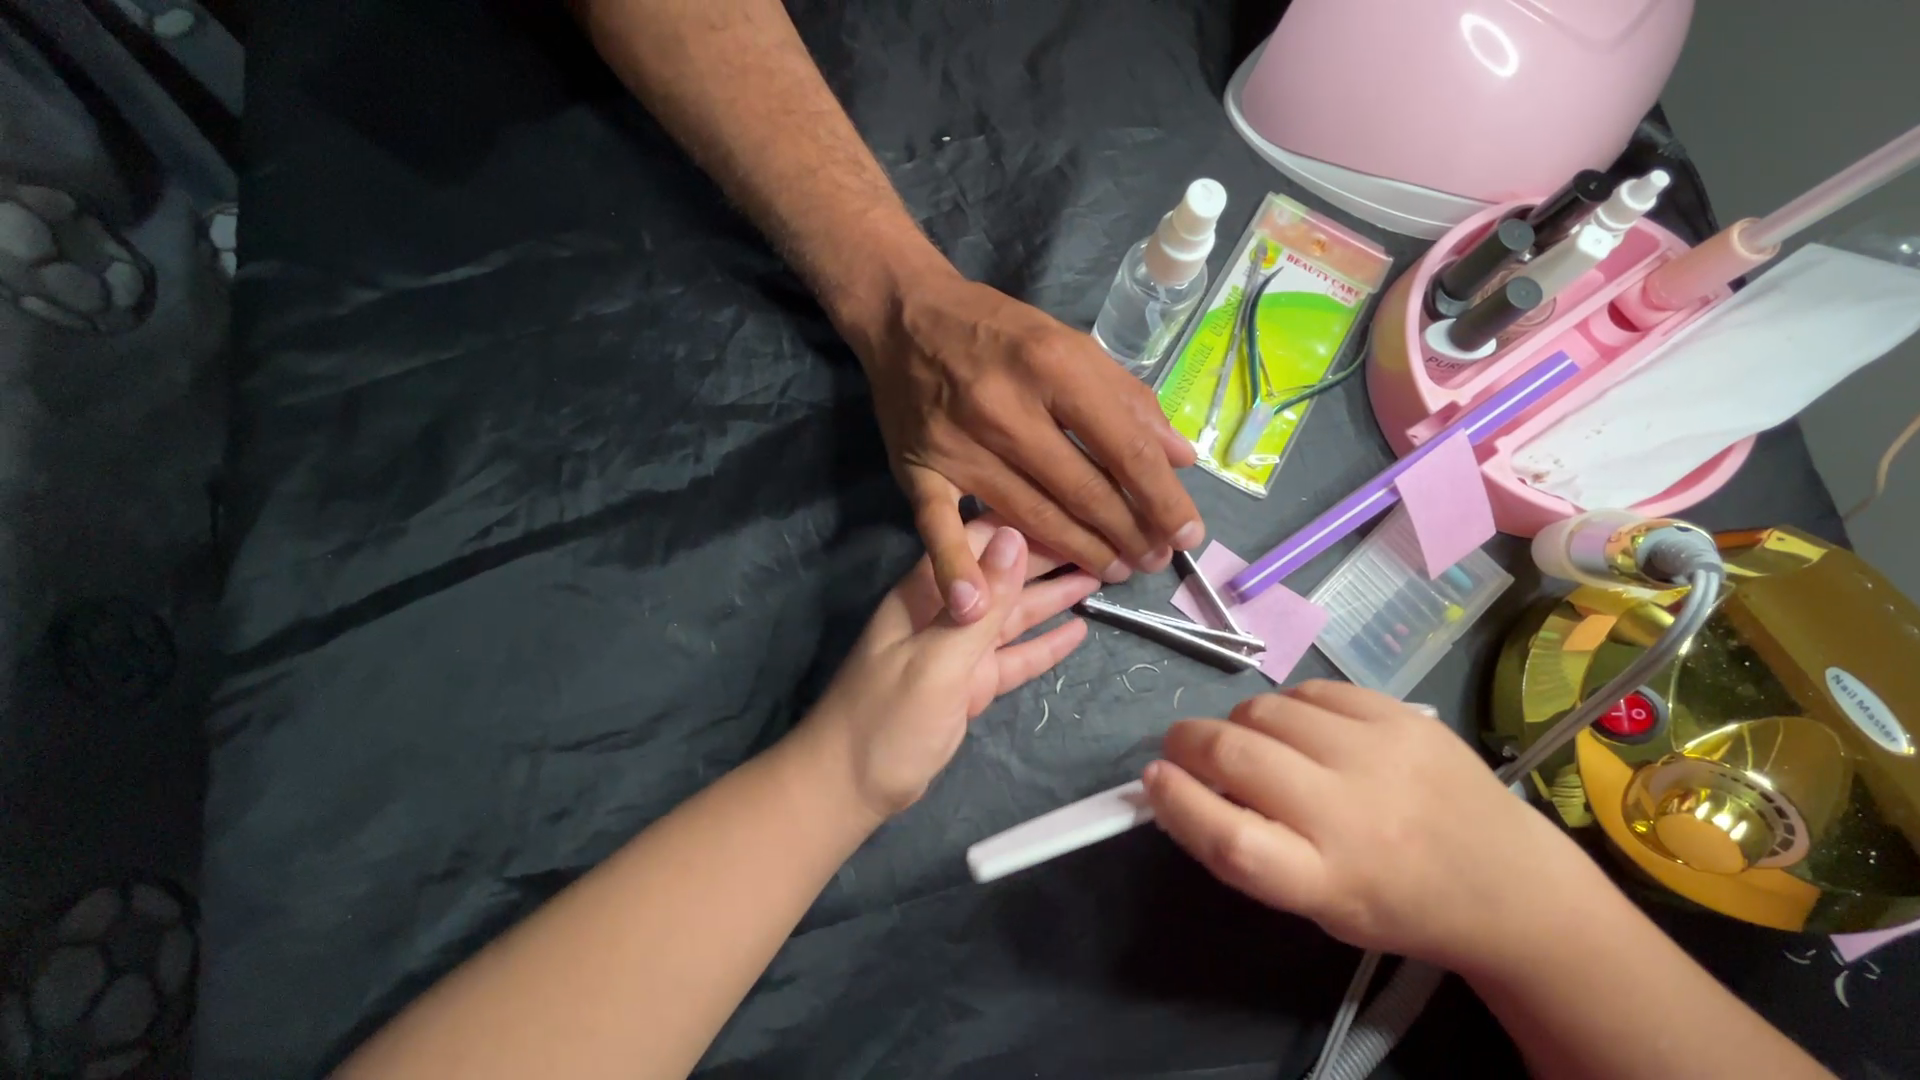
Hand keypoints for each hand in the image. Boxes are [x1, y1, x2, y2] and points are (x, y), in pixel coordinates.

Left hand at [801, 522, 1098, 818]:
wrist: (850, 786)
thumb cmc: (887, 718)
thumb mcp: (938, 658)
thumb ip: (983, 604)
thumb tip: (1016, 537)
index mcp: (928, 590)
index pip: (980, 539)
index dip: (1025, 523)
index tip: (1073, 510)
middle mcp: (946, 610)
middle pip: (1003, 574)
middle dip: (1048, 557)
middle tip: (1105, 545)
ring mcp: (958, 649)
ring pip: (1013, 614)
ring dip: (1053, 597)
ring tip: (1101, 578)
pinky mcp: (969, 684)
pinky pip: (1013, 656)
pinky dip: (1043, 644)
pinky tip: (1077, 630)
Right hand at [851, 266, 1202, 623]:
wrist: (906, 315)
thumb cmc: (998, 329)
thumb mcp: (1071, 343)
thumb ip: (1127, 400)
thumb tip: (1179, 458)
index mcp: (1053, 367)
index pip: (1124, 448)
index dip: (1162, 498)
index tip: (1188, 534)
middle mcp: (1005, 409)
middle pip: (1081, 490)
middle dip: (1128, 533)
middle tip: (1153, 560)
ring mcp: (957, 445)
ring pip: (1028, 515)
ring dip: (1079, 552)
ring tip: (1115, 571)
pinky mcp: (919, 469)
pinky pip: (938, 525)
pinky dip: (954, 567)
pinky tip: (977, 607)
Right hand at [1141, 682, 1606, 972]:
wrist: (1511, 885)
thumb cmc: (1395, 904)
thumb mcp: (1314, 902)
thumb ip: (1245, 847)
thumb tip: (1174, 782)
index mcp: (1329, 882)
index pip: (1230, 838)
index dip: (1178, 801)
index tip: (1152, 779)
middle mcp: (1355, 817)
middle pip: (1237, 756)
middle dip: (1187, 742)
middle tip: (1179, 748)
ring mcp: (1383, 756)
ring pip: (1266, 709)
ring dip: (1238, 723)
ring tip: (1252, 742)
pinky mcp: (1405, 716)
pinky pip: (1311, 689)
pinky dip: (1287, 706)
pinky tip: (1299, 728)